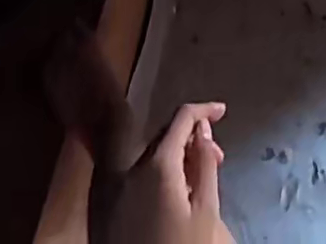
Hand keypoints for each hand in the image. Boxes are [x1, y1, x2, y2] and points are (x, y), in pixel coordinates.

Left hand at [113, 102, 233, 243]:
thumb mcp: (205, 215)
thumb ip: (204, 165)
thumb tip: (203, 129)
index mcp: (157, 165)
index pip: (181, 119)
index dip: (203, 110)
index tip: (222, 111)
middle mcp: (129, 168)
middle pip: (163, 138)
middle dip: (190, 139)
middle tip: (216, 157)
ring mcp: (112, 187)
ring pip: (147, 158)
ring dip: (173, 158)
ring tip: (197, 179)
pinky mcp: (103, 208)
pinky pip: (133, 176)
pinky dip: (153, 174)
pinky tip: (171, 195)